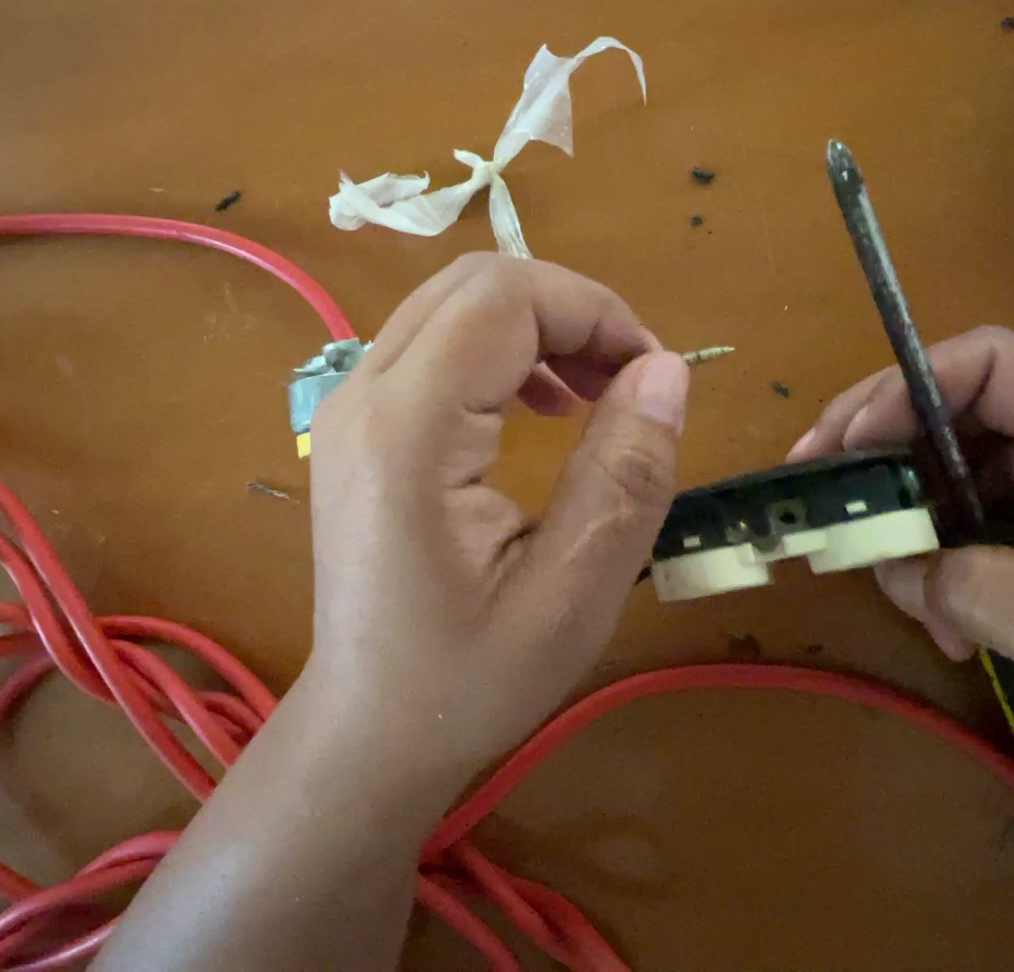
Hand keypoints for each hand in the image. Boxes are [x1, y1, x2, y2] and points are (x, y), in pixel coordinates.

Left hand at [297, 253, 688, 801]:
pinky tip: (538, 408)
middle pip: (474, 284)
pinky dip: (499, 352)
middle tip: (628, 380)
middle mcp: (361, 397)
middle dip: (568, 310)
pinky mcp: (357, 425)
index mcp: (406, 433)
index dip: (593, 312)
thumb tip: (665, 369)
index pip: (502, 299)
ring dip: (536, 328)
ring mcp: (348, 407)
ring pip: (453, 306)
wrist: (369, 729)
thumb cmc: (467, 680)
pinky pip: (435, 346)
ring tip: (592, 394)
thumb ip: (624, 475)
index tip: (652, 373)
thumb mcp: (572, 595)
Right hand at [787, 326, 1013, 812]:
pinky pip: (948, 509)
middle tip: (815, 494)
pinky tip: (935, 613)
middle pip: (951, 399)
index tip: (844, 447)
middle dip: (872, 441)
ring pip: (937, 457)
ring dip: (895, 514)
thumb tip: (895, 557)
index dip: (907, 388)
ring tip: (894, 585)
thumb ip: (992, 593)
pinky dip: (919, 553)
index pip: (999, 364)